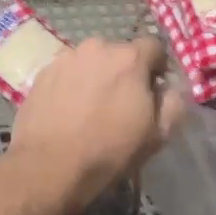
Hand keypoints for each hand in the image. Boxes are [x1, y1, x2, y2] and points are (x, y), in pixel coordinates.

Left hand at [8, 37, 183, 210]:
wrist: (48, 167)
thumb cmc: (109, 151)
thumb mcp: (157, 135)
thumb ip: (173, 103)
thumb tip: (171, 88)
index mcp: (129, 57)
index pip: (154, 47)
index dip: (157, 69)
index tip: (153, 93)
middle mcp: (96, 47)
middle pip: (119, 53)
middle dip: (124, 73)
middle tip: (121, 104)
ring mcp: (65, 58)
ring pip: (91, 62)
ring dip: (96, 77)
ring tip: (91, 108)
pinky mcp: (41, 73)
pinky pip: (67, 73)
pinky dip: (72, 85)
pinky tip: (68, 112)